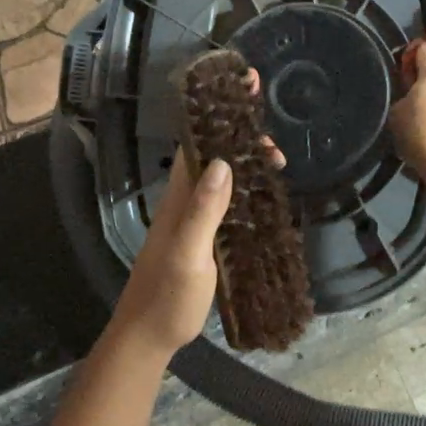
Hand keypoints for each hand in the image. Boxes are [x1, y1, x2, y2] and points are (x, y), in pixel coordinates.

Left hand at [106, 71, 284, 362]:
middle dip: (240, 136)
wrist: (148, 338)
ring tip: (278, 160)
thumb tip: (221, 163)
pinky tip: (266, 192)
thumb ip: (203, 211)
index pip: (199, 142)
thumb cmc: (166, 297)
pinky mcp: (205, 238)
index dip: (219, 113)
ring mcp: (195, 220)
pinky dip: (247, 187)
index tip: (245, 87)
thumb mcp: (188, 255)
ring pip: (222, 177)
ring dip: (247, 162)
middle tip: (275, 138)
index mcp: (180, 197)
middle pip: (213, 155)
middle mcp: (186, 201)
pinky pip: (228, 200)